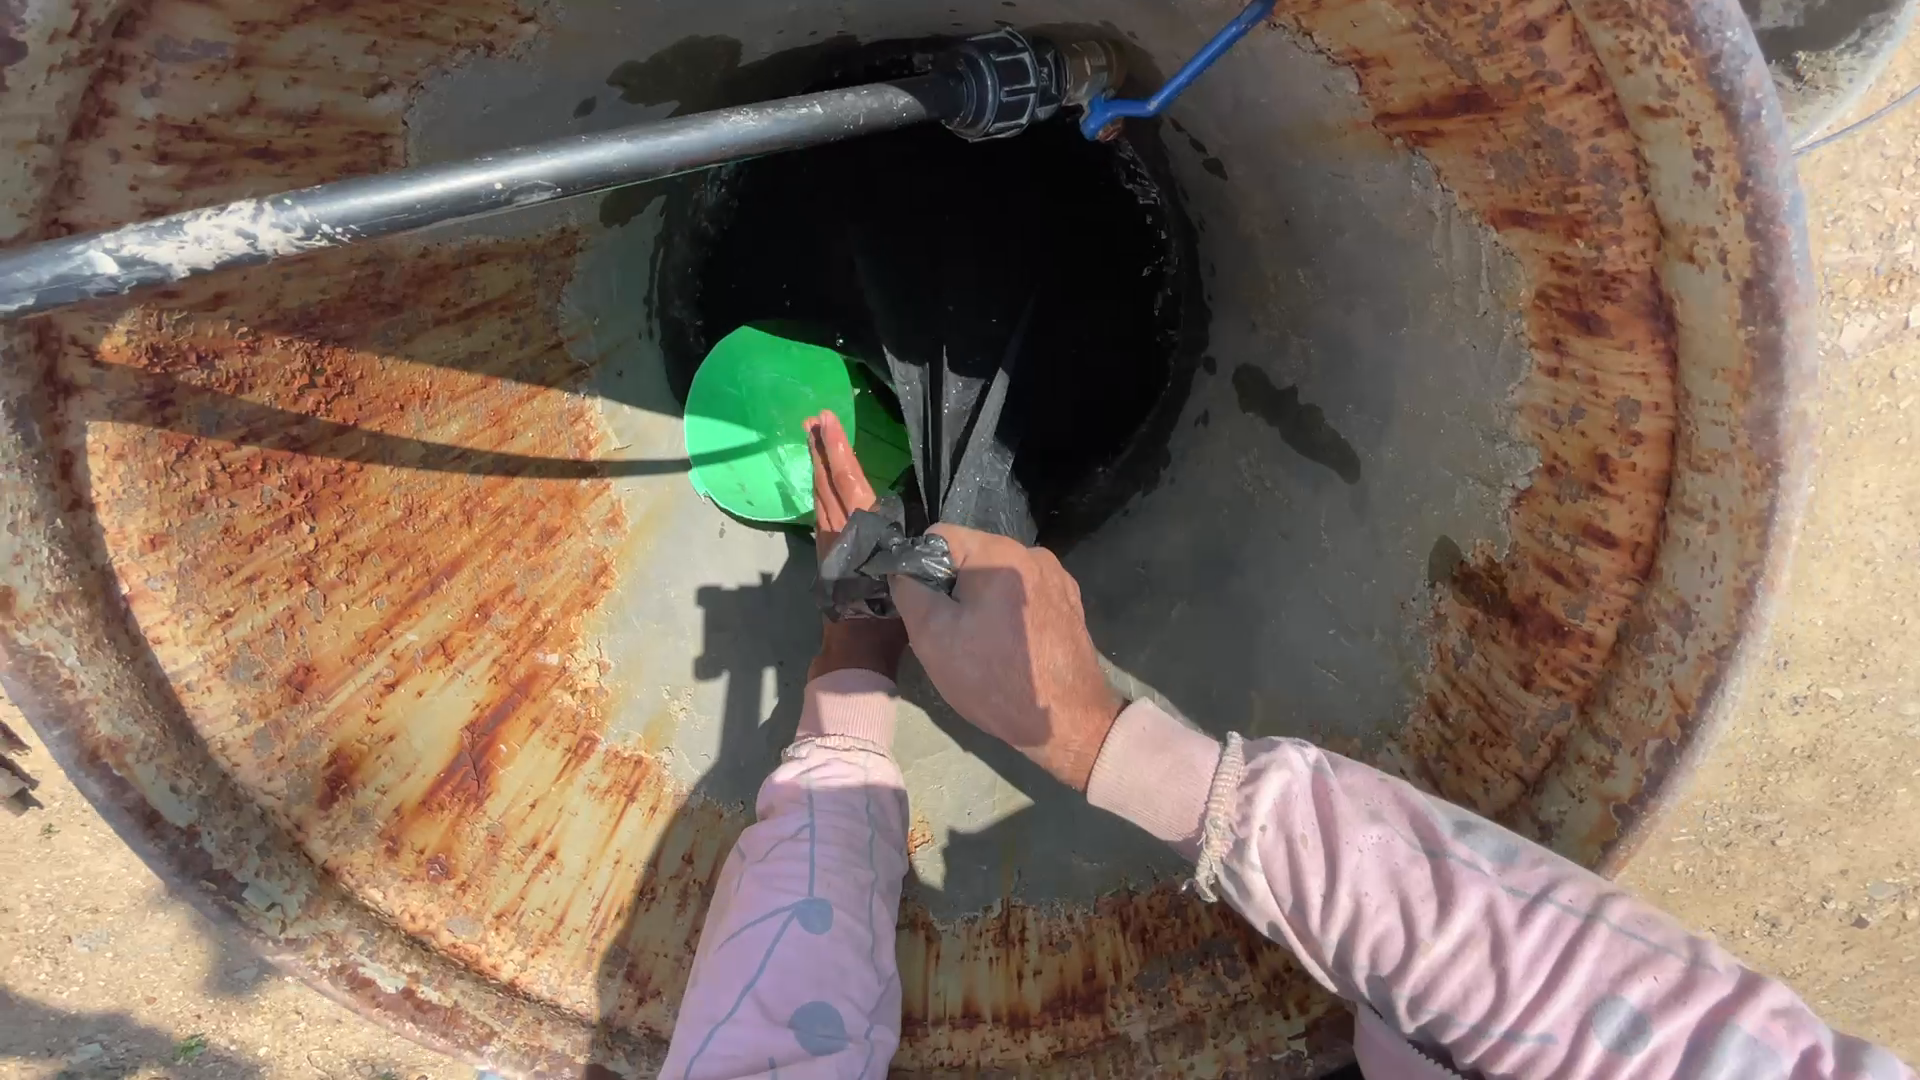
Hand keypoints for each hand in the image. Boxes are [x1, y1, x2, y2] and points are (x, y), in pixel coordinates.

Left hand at [806, 410, 908, 681]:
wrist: (856, 648)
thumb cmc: (885, 617)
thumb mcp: (905, 575)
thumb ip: (900, 543)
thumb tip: (898, 516)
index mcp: (861, 531)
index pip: (849, 482)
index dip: (838, 450)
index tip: (827, 421)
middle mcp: (839, 532)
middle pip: (827, 484)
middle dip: (821, 451)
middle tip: (813, 420)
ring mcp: (828, 544)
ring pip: (820, 497)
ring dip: (818, 468)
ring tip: (813, 441)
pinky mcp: (826, 556)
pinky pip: (821, 513)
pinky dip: (820, 492)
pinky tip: (822, 486)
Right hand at [889, 525, 1122, 789]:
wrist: (1067, 723)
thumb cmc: (993, 679)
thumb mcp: (932, 636)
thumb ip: (908, 590)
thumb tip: (901, 570)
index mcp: (1000, 552)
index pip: (939, 535)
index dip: (919, 566)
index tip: (920, 604)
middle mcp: (1033, 553)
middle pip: (971, 554)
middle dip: (951, 586)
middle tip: (948, 631)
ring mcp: (1056, 577)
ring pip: (996, 575)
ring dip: (979, 599)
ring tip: (979, 643)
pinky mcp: (1069, 602)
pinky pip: (1022, 593)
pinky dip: (1007, 610)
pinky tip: (1008, 646)